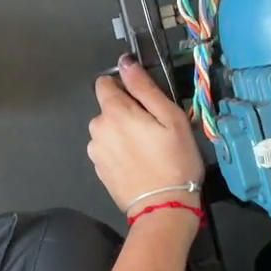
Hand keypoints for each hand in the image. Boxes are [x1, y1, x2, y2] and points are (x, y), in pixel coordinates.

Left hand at [88, 56, 205, 214]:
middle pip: (107, 108)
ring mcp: (96, 152)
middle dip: (126, 112)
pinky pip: (107, 149)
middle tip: (154, 129)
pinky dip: (119, 151)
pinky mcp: (99, 170)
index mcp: (114, 112)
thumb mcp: (170, 118)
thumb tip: (125, 62)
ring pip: (107, 130)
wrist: (164, 208)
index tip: (144, 101)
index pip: (104, 83)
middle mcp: (97, 129)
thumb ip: (144, 87)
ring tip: (147, 149)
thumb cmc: (174, 160)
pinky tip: (139, 163)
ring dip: (122, 132)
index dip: (124, 87)